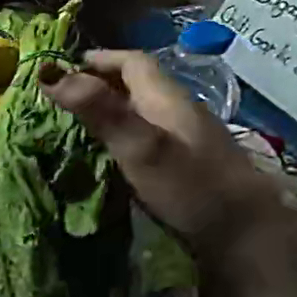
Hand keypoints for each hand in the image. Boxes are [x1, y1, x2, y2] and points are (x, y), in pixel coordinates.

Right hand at [39, 50, 287, 253]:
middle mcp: (178, 111)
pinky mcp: (187, 163)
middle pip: (137, 83)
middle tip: (61, 93)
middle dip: (99, 80)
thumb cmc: (190, 187)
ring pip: (141, 108)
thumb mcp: (139, 146)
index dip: (98, 59)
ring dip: (109, 106)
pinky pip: (146, 132)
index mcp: (167, 99)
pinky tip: (108, 149)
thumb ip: (98, 110)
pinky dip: (121, 130)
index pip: (132, 62)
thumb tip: (49, 74)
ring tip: (75, 119)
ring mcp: (187, 138)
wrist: (247, 237)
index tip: (61, 67)